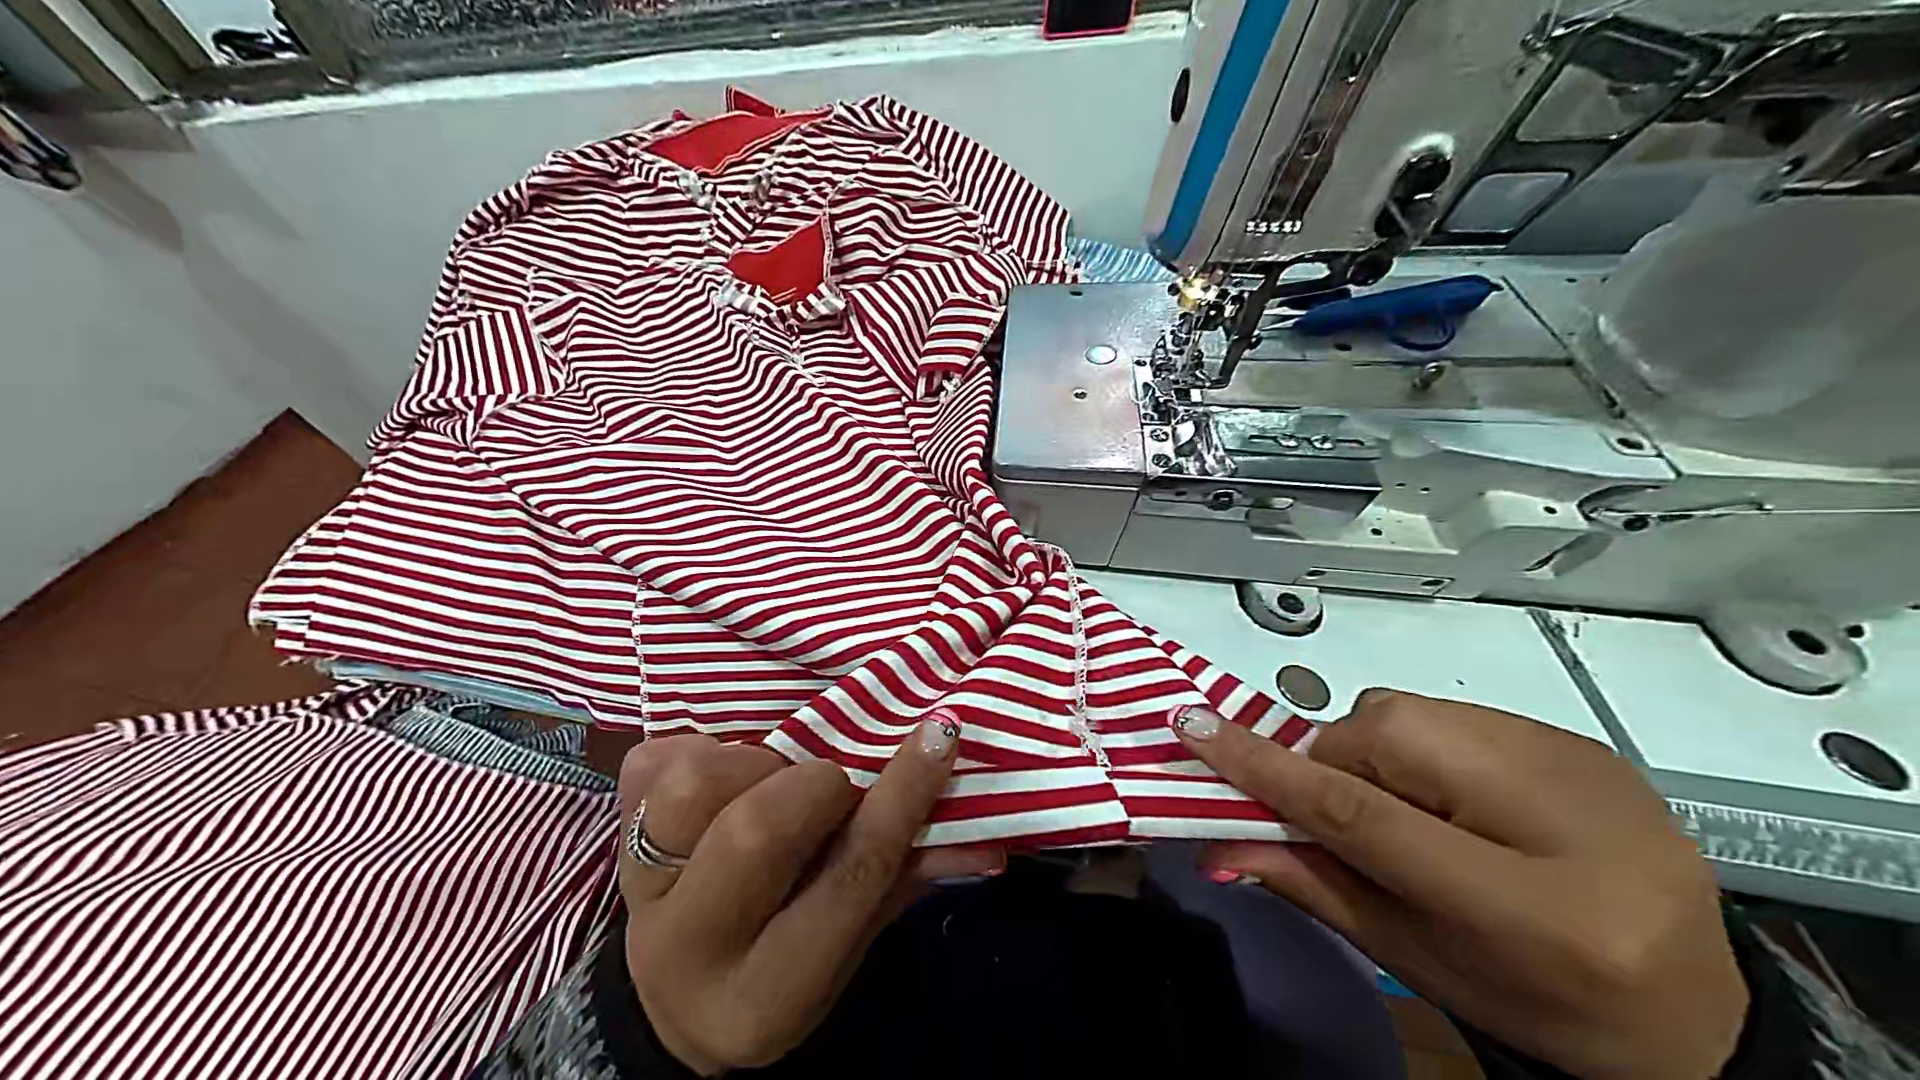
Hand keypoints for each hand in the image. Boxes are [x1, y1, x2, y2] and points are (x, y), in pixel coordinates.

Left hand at [617, 718, 995, 1073]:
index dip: (901, 796)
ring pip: (694, 788)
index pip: (851, 875)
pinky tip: (720, 775)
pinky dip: (696, 750)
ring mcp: (638, 893)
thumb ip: (909, 881)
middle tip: (832, 785)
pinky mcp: (609, 842)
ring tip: (769, 780)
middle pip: (758, 831)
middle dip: (815, 786)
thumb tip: (989, 840)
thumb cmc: (781, 966)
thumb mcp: (849, 944)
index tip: (940, 731)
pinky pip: (653, 765)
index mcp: (768, 990)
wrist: (672, 999)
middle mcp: (692, 946)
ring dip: (750, 764)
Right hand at [1173, 690, 1746, 1079]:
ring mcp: (1584, 765)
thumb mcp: (1414, 958)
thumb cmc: (1534, 1002)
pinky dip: (1419, 744)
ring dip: (1374, 750)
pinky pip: (1448, 712)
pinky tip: (1457, 795)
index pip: (1364, 813)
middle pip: (1384, 737)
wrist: (1687, 1007)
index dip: (1267, 768)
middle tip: (1344, 810)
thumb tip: (1218, 846)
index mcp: (1532, 907)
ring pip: (1408, 712)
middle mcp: (1566, 816)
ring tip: (1412, 808)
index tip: (1192, 724)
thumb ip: (1311, 886)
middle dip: (1333, 761)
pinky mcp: (1582, 740)